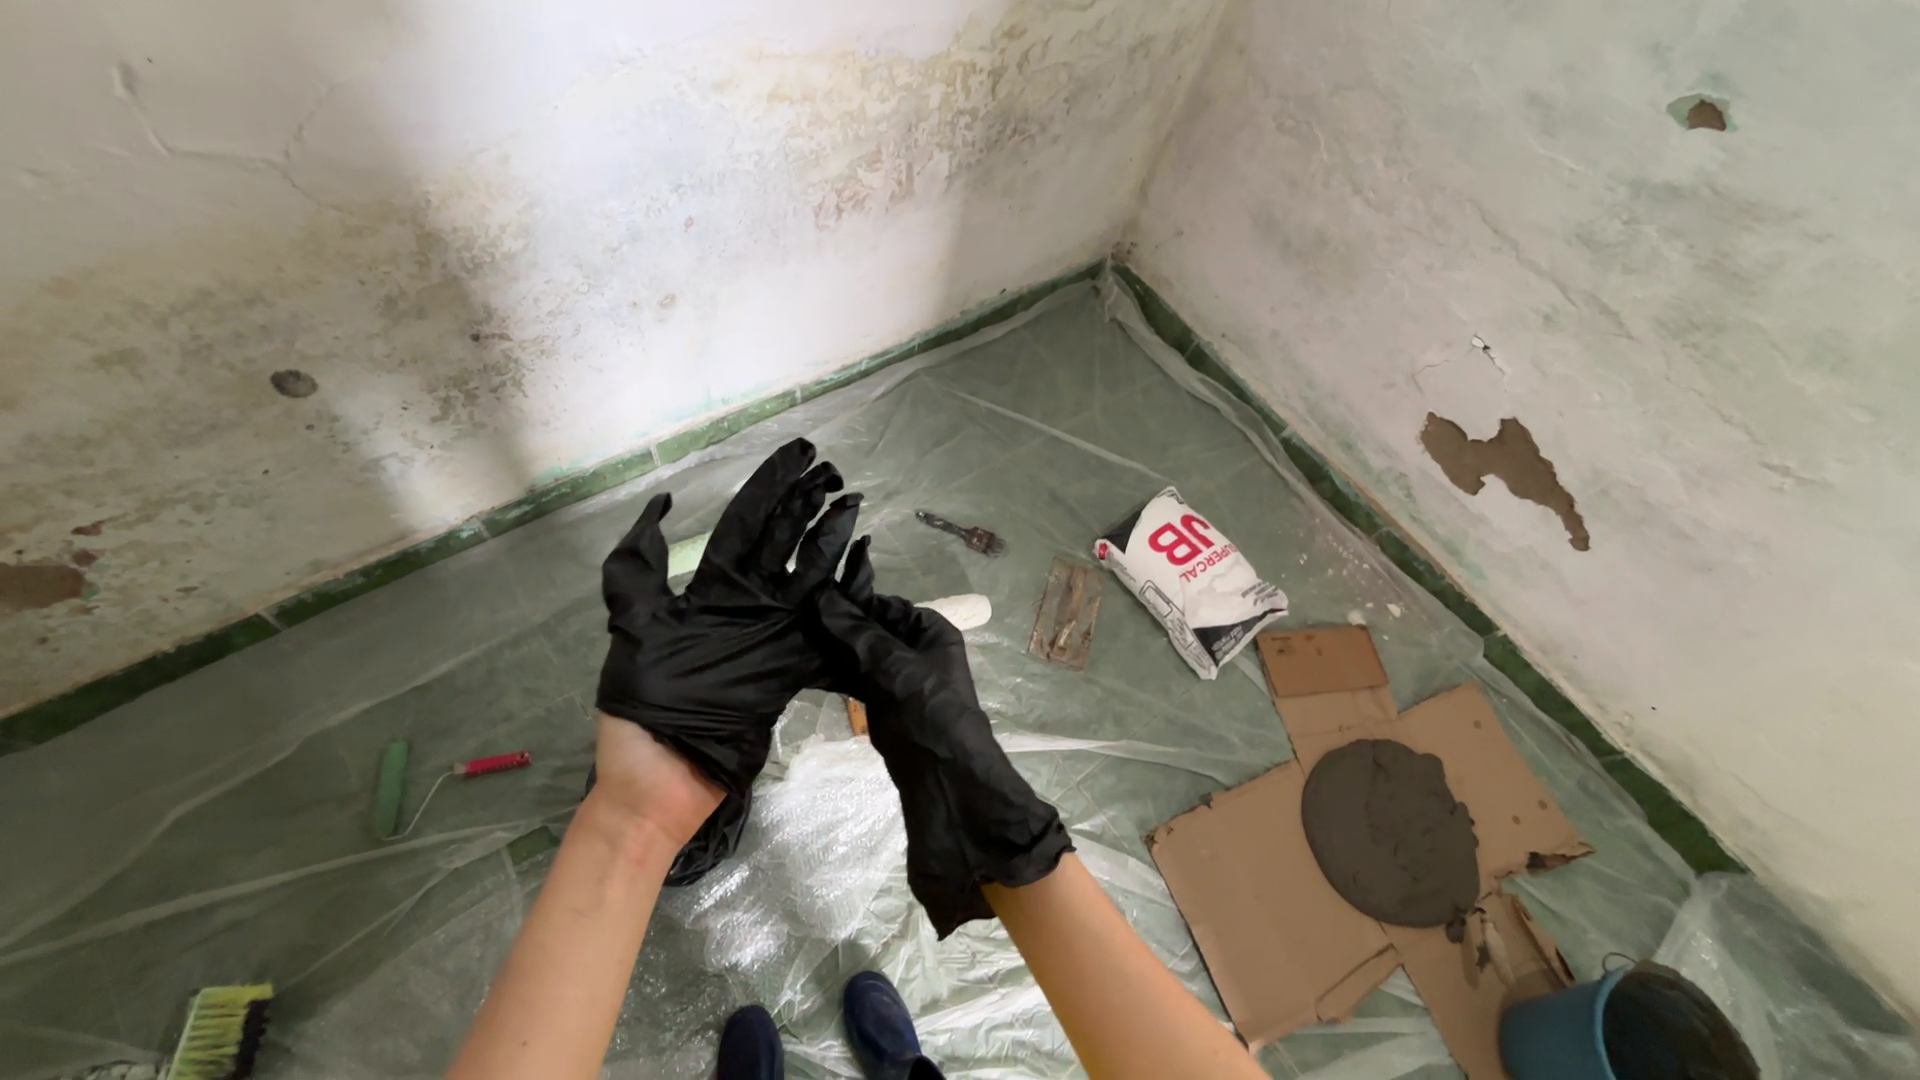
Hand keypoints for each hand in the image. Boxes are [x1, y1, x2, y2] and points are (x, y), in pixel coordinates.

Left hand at [595, 438, 861, 882]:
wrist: (662, 783)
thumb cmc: (642, 710)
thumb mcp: (632, 631)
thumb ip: (636, 569)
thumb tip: (661, 505)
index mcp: (709, 590)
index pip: (746, 523)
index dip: (772, 486)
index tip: (798, 453)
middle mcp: (748, 604)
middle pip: (784, 541)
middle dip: (808, 502)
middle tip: (835, 471)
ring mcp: (774, 634)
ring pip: (811, 577)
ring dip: (833, 540)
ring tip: (854, 506)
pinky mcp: (793, 668)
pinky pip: (828, 630)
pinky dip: (850, 599)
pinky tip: (867, 572)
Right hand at [815, 539, 1071, 935]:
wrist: (945, 779)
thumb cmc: (930, 711)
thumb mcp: (895, 666)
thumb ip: (859, 633)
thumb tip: (821, 596)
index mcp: (931, 632)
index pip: (887, 606)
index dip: (854, 601)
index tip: (811, 595)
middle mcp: (915, 650)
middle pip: (871, 630)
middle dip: (837, 627)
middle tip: (792, 617)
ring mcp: (898, 679)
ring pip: (859, 656)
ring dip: (830, 650)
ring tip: (789, 638)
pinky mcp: (882, 704)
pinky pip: (854, 680)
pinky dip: (832, 675)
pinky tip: (801, 667)